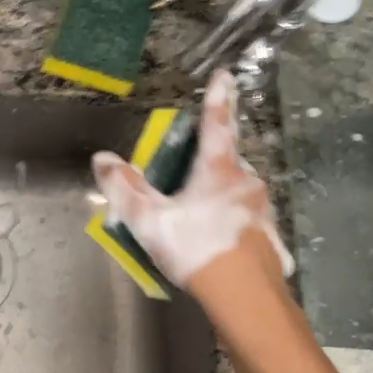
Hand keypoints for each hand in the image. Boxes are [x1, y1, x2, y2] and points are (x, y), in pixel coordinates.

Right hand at [92, 72, 294, 328]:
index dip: (218, 98)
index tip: (225, 74)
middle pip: (227, 160)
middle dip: (210, 161)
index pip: (217, 124)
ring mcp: (262, 210)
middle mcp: (246, 182)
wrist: (247, 297)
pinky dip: (229, 221)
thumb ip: (125, 189)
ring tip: (197, 215)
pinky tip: (216, 242)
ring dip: (219, 194)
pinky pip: (244, 219)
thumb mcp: (150, 220)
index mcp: (218, 170)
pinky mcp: (269, 236)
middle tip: (190, 169)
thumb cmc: (198, 250)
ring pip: (237, 191)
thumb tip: (103, 159)